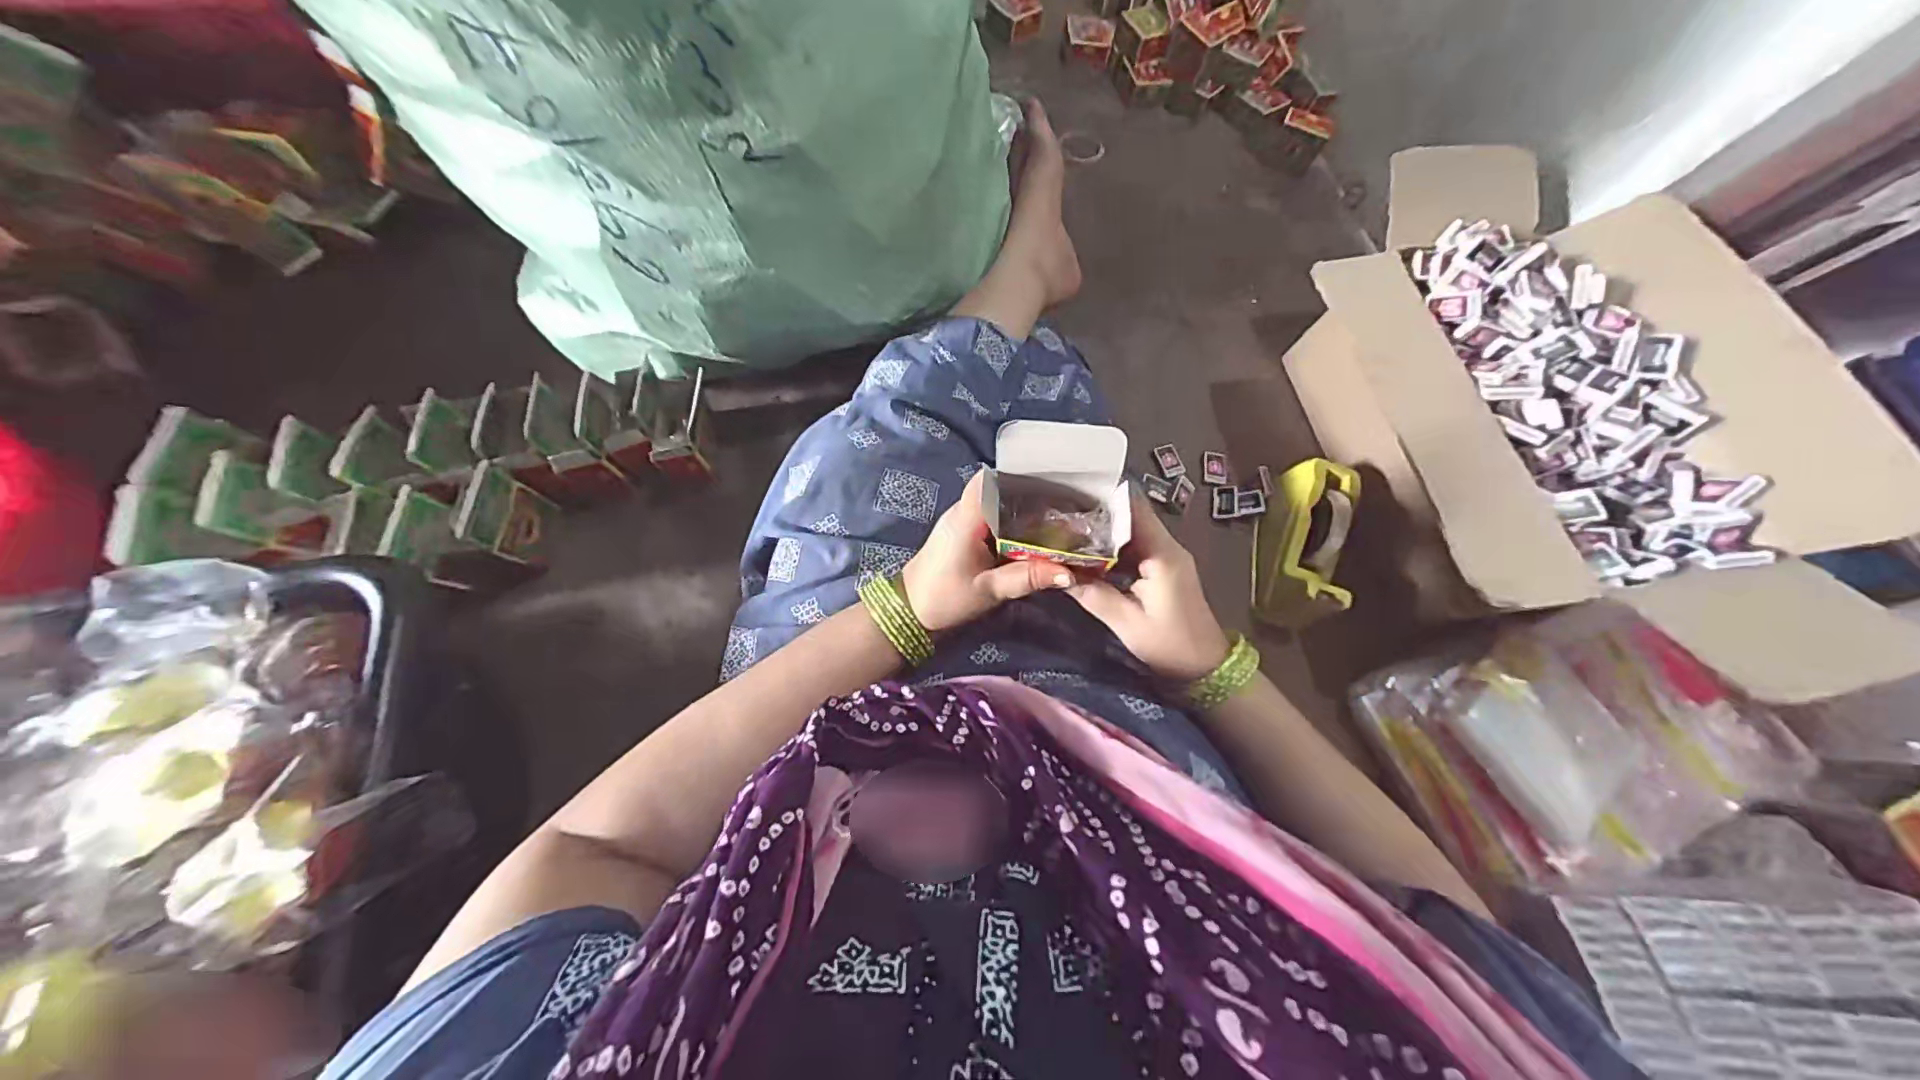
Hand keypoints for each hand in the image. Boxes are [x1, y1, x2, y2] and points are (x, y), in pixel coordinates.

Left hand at [900, 471, 1074, 633]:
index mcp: (966, 518)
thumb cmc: (944, 598)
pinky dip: (1012, 523)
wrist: (910, 612)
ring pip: (997, 503)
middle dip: (1029, 496)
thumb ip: (1028, 577)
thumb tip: (1069, 573)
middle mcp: (963, 511)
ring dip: (1022, 511)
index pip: (990, 481)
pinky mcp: (964, 533)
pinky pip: (992, 518)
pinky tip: (1033, 536)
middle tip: (1062, 508)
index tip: (1050, 487)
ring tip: (1055, 520)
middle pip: (998, 489)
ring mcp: (962, 520)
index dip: (1019, 478)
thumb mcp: (989, 590)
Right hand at [1067, 494, 1232, 680]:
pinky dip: (1112, 548)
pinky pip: (1135, 548)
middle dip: (1096, 516)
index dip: (1102, 500)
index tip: (1071, 498)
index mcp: (1161, 554)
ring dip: (1102, 533)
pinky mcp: (1164, 568)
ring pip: (1131, 532)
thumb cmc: (1169, 644)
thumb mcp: (1125, 622)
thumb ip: (1092, 592)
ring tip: (1067, 533)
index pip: (1132, 509)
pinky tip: (1088, 555)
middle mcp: (1168, 547)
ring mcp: (1168, 557)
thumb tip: (1058, 571)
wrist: (1206, 668)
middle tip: (1060, 517)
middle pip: (1130, 517)